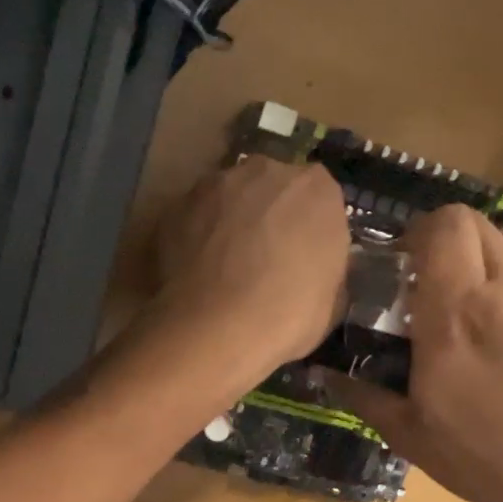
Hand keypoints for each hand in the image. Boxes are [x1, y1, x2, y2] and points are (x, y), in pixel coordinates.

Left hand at [153, 157, 352, 374]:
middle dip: (262, 217)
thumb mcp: (328, 303)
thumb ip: (324, 271)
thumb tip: (312, 274)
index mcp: (316, 189)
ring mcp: (214, 186)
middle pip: (266, 188)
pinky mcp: (173, 207)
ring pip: (223, 200)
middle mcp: (265, 172)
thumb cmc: (285, 317)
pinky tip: (187, 273)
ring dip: (222, 223)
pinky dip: (188, 239)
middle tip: (253, 260)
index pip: (314, 199)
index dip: (301, 229)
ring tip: (214, 268)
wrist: (214, 329)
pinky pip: (187, 220)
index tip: (293, 258)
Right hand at [332, 205, 502, 501]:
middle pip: (477, 225)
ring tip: (487, 306)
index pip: (442, 226)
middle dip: (450, 246)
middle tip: (440, 288)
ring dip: (493, 261)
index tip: (406, 264)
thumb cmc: (485, 460)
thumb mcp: (408, 433)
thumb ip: (361, 393)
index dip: (420, 233)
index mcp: (456, 315)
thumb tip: (319, 374)